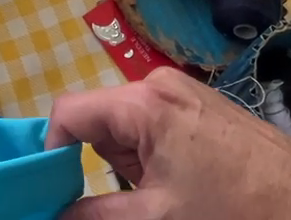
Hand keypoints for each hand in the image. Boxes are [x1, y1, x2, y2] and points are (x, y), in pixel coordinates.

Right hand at [46, 68, 290, 219]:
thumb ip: (96, 218)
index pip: (70, 112)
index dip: (51, 154)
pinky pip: (159, 133)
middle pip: (100, 122)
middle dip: (95, 167)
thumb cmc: (240, 214)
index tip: (50, 197)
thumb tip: (51, 216)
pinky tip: (181, 198)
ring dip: (127, 170)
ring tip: (156, 207)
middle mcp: (160, 84)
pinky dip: (154, 166)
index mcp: (144, 99)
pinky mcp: (209, 113)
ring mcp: (188, 96)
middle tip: (109, 210)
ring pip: (129, 131)